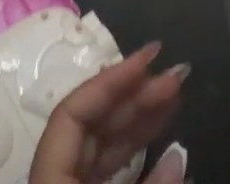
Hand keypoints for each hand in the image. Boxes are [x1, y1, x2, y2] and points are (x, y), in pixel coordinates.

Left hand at [28, 42, 191, 183]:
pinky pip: (112, 169)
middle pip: (93, 123)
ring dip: (141, 118)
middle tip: (177, 72)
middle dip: (135, 95)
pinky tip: (163, 132)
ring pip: (105, 145)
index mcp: (48, 173)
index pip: (73, 111)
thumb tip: (180, 155)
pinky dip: (137, 150)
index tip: (150, 57)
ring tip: (175, 91)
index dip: (110, 81)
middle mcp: (56, 173)